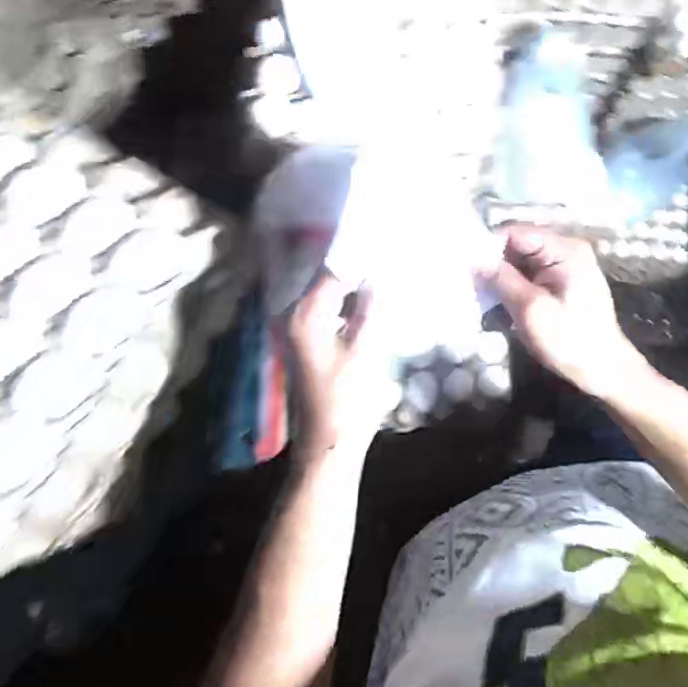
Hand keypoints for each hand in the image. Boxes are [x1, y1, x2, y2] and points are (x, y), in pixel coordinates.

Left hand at [286, 271, 397, 466]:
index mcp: (305, 315)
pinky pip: (333, 313)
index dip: (360, 255)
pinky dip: (352, 306)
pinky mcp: (310, 344)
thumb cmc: (347, 398)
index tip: (386, 239)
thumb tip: (377, 276)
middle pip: (330, 281)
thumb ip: (371, 306)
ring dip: (358, 288)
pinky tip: (375, 303)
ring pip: (333, 297)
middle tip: (391, 254)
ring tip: (388, 274)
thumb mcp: (366, 347)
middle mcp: (296, 317)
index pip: (333, 270)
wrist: (328, 446)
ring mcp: (301, 331)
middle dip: (360, 268)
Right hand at [480, 226, 643, 396]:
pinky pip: (528, 277)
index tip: (464, 266)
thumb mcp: (531, 309)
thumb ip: (501, 279)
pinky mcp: (559, 285)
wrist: (605, 371)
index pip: (516, 232)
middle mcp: (565, 250)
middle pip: (517, 245)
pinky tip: (497, 307)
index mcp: (564, 249)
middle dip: (492, 263)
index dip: (488, 245)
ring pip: (519, 263)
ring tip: (479, 297)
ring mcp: (563, 268)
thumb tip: (473, 258)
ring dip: (500, 279)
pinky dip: (511, 289)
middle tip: (468, 284)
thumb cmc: (570, 340)